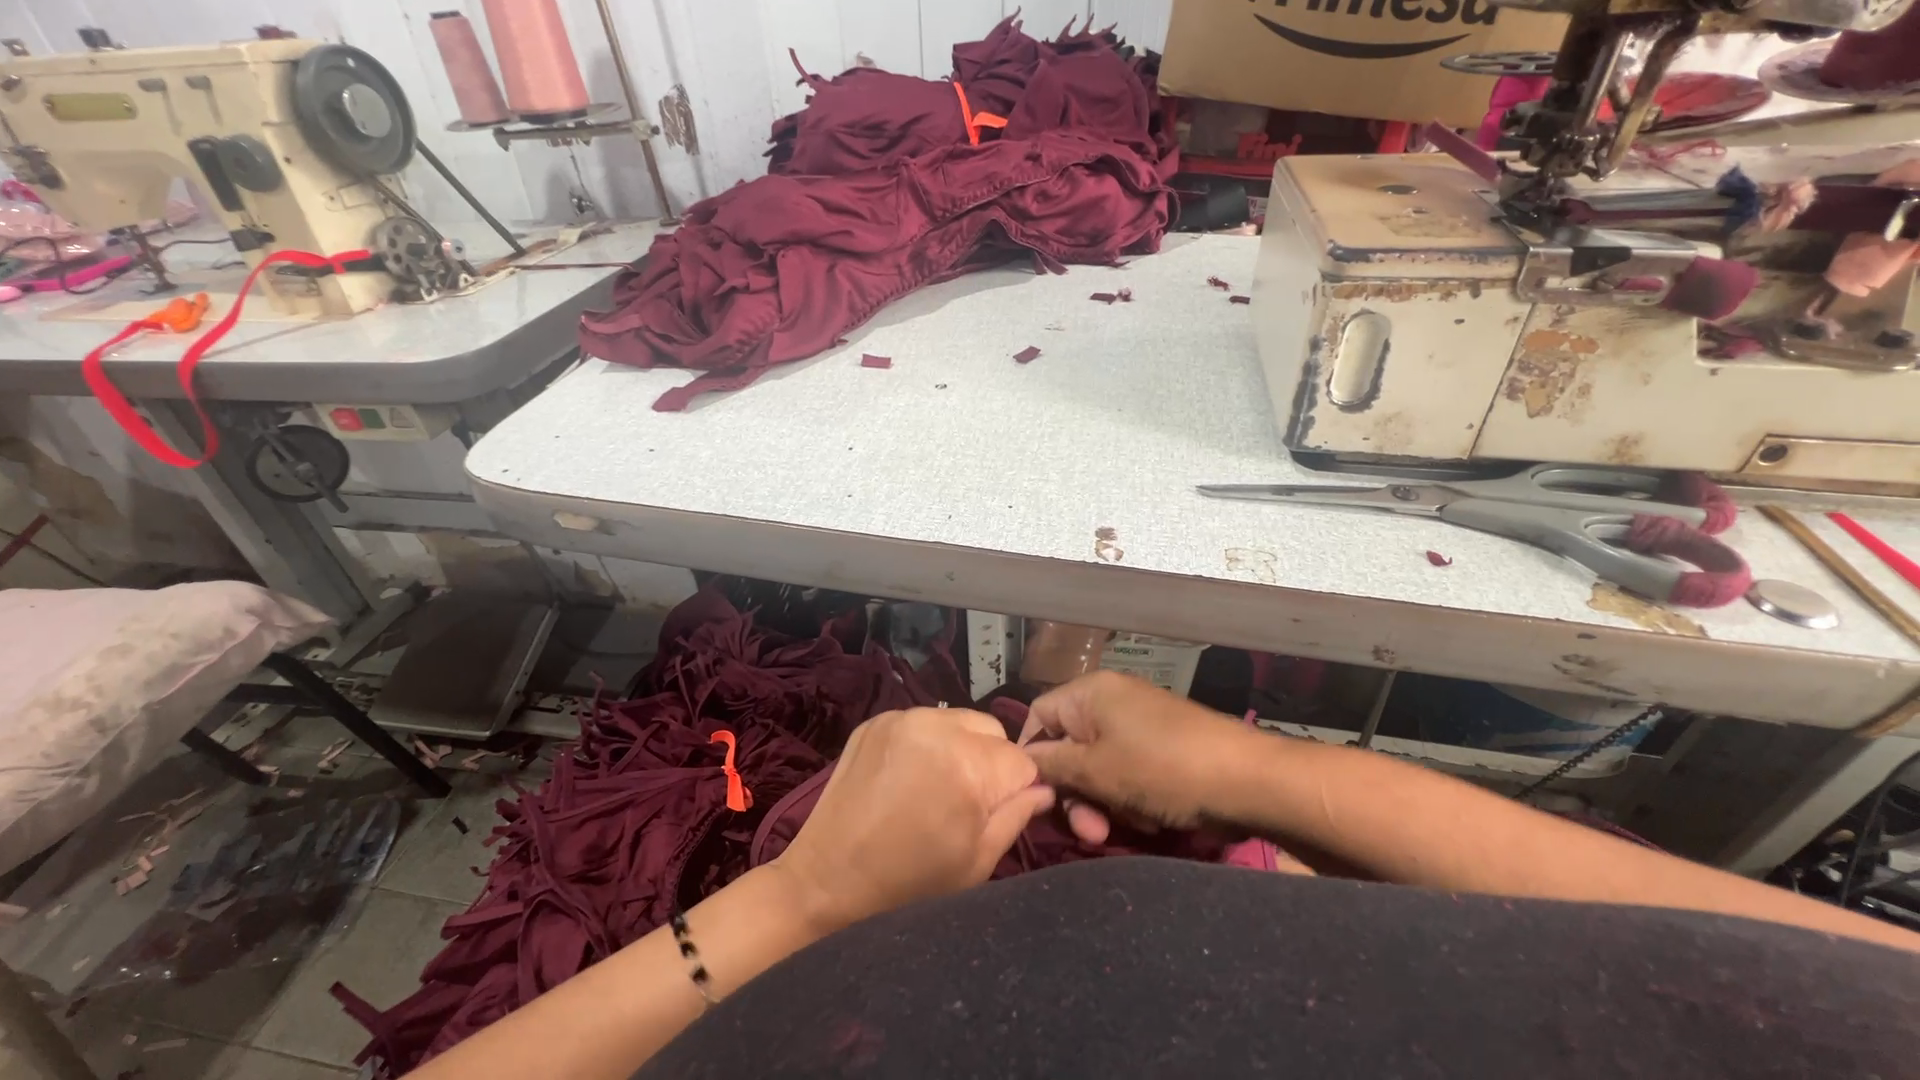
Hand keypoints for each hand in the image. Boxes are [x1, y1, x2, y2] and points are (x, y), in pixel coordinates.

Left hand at [774, 707, 1054, 932]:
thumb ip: (1017, 816)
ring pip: (961, 722)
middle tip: (965, 804)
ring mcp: (902, 719)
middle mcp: (938, 728)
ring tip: (936, 788)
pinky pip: (924, 722)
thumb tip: (1042, 788)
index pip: (1024, 762)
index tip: (995, 815)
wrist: (824, 884)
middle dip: (991, 764)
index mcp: (969, 766)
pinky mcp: (874, 721)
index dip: (1018, 791)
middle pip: (994, 734)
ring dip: (961, 748)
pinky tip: (909, 777)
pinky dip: (927, 744)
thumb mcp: (978, 862)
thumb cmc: (909, 886)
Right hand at [1020, 671, 1252, 844]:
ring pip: (1098, 769)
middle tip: (1089, 832)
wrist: (1246, 780)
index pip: (1038, 717)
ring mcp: (1139, 725)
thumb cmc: (1161, 768)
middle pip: (1069, 749)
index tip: (1038, 797)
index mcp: (1090, 693)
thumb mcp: (1095, 770)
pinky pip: (1128, 774)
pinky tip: (1152, 820)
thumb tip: (1020, 764)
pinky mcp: (1162, 749)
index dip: (1031, 757)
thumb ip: (1051, 765)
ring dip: (1104, 804)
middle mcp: (1111, 702)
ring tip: (1129, 827)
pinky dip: (1131, 799)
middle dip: (1075, 794)